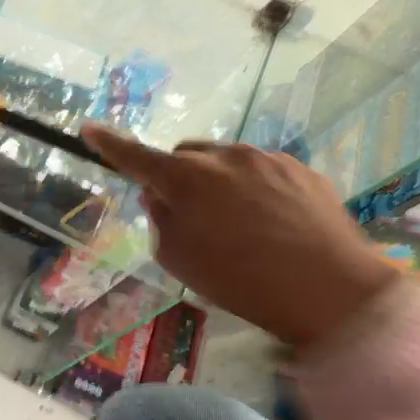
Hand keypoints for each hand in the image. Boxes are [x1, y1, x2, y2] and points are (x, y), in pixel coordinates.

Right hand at [80, 126, 399, 350]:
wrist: (330, 289)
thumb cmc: (239, 280)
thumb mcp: (178, 259)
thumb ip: (160, 220)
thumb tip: (161, 196)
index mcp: (185, 179)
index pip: (135, 155)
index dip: (109, 144)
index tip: (89, 129)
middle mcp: (224, 156)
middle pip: (183, 155)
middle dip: (176, 176)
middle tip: (184, 214)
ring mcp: (267, 158)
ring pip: (223, 161)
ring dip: (215, 182)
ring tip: (234, 224)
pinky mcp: (301, 169)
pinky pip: (260, 170)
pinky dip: (251, 189)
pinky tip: (267, 223)